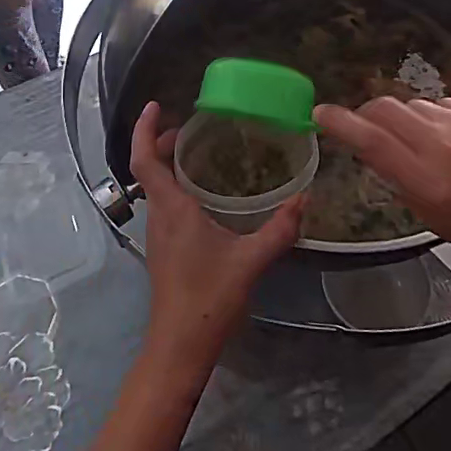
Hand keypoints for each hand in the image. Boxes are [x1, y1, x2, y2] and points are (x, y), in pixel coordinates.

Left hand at [132, 102, 300, 372]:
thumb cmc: (209, 298)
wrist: (180, 345)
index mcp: (173, 210)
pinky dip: (176, 187)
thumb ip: (280, 229)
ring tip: (199, 151)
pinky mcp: (166, 250)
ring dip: (169, 165)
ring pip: (156, 188)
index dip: (145, 130)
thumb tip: (305, 199)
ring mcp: (159, 235)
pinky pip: (165, 206)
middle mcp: (159, 217)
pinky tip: (205, 196)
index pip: (145, 160)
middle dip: (163, 142)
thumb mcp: (251, 260)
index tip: (155, 105)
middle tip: (190, 126)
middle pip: (149, 170)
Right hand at [313, 97, 450, 273]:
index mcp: (432, 185)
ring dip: (407, 118)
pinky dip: (439, 117)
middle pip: (388, 109)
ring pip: (416, 103)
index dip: (341, 123)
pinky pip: (447, 103)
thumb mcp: (435, 219)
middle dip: (369, 114)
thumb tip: (371, 146)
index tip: (321, 113)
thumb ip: (400, 179)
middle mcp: (450, 147)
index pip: (373, 142)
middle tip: (366, 126)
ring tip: (424, 142)